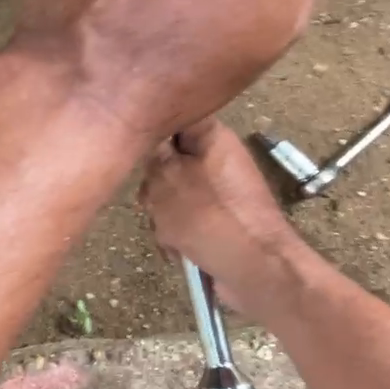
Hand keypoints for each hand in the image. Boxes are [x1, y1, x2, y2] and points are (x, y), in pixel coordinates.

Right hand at [140, 118, 306, 319]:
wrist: (255, 271)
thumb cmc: (209, 216)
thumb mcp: (166, 177)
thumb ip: (151, 154)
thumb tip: (150, 142)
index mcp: (212, 138)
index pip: (173, 117)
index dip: (150, 130)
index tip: (134, 149)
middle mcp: (218, 159)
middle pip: (167, 161)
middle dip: (152, 186)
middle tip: (151, 200)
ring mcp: (220, 193)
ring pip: (171, 193)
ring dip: (161, 216)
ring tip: (169, 232)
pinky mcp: (218, 222)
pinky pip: (184, 219)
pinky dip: (176, 235)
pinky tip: (178, 250)